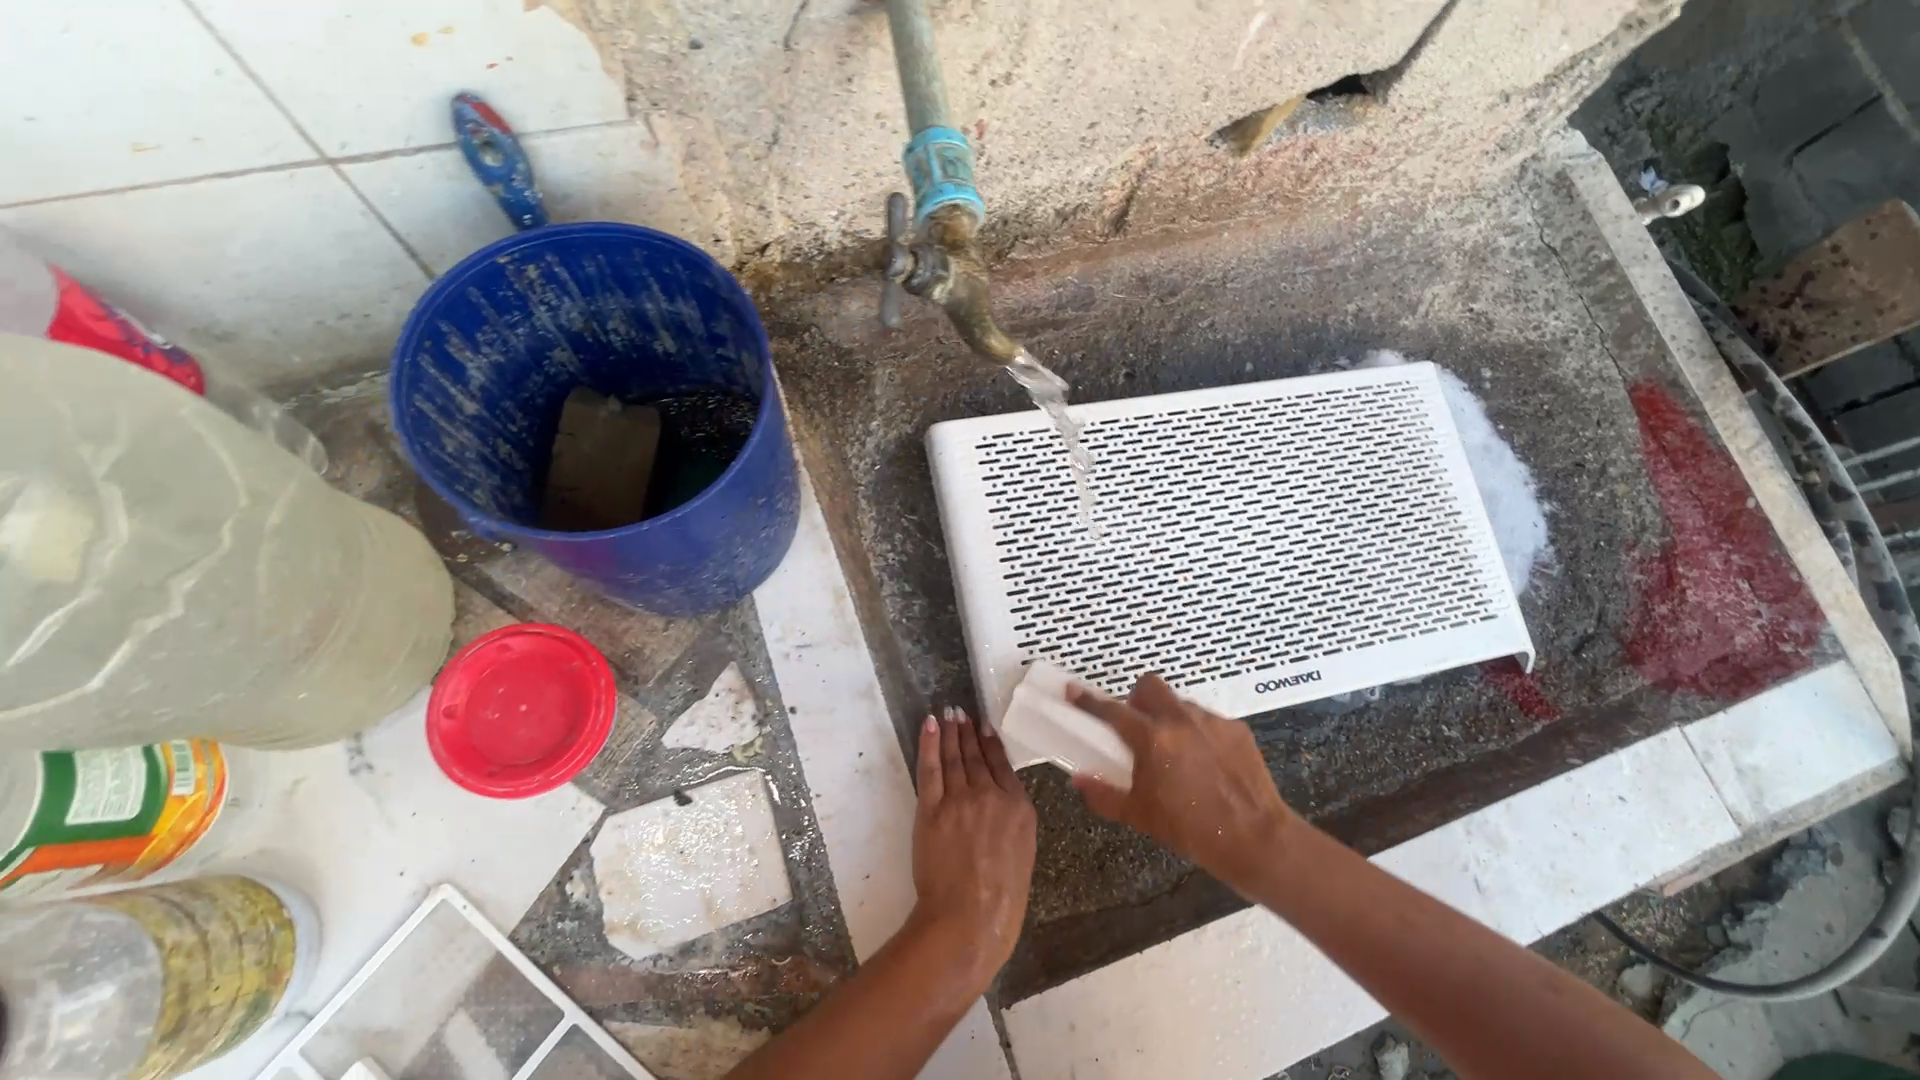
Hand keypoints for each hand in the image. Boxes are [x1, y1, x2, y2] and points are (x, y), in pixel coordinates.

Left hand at [908, 706, 1036, 991]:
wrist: (970, 919)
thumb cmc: (1002, 901)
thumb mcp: (1023, 854)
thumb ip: (1013, 824)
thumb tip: (1000, 808)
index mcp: (1019, 809)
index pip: (1003, 766)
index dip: (991, 743)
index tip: (984, 726)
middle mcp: (991, 797)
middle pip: (976, 757)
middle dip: (967, 732)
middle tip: (962, 712)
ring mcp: (960, 800)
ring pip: (953, 758)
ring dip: (950, 733)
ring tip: (948, 714)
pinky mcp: (932, 809)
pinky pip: (930, 768)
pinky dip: (929, 744)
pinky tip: (930, 725)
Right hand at [1069, 674, 1297, 893]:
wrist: (1254, 838)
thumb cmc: (1190, 830)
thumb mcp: (1139, 816)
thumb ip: (1104, 795)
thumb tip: (1079, 780)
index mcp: (1152, 739)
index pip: (1112, 711)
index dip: (1089, 701)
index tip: (1073, 691)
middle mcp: (1180, 720)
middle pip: (1149, 686)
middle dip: (1137, 697)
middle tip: (1137, 723)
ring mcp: (1211, 722)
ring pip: (1180, 703)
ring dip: (1170, 717)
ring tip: (1175, 749)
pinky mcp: (1236, 729)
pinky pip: (1208, 721)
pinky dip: (1199, 733)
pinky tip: (1205, 762)